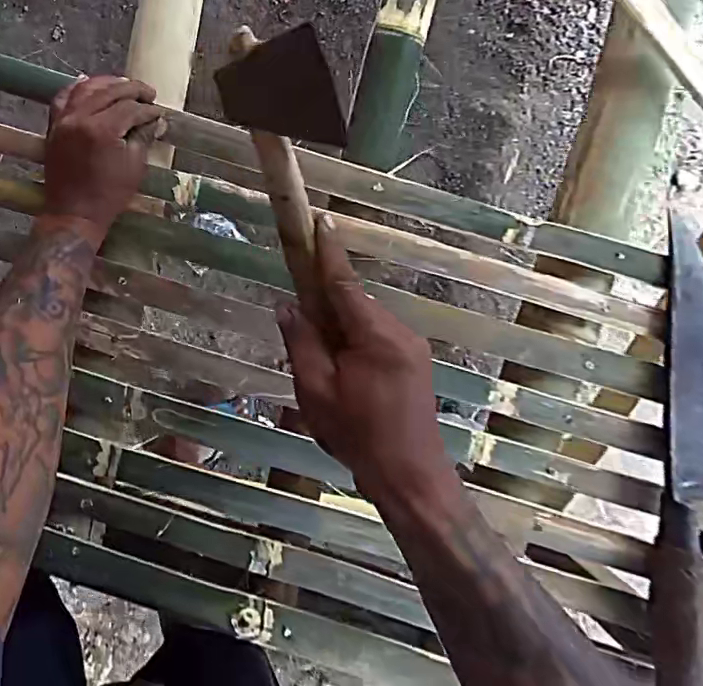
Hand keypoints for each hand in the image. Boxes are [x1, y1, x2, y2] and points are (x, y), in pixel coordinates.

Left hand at [41, 75, 161, 242]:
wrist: (74, 214)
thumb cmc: (109, 195)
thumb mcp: (135, 166)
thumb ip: (143, 136)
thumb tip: (153, 119)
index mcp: (102, 130)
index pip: (130, 108)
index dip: (147, 109)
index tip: (158, 113)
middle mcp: (80, 119)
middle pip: (109, 91)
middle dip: (132, 90)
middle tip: (148, 95)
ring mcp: (63, 121)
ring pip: (85, 89)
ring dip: (107, 83)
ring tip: (124, 86)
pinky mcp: (53, 127)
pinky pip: (63, 98)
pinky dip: (77, 89)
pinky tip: (89, 83)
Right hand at [277, 214, 450, 497]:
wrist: (413, 481)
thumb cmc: (359, 437)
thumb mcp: (316, 390)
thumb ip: (302, 342)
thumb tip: (287, 305)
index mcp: (376, 336)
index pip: (344, 283)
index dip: (328, 252)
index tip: (320, 221)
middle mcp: (399, 332)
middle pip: (353, 302)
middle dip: (324, 304)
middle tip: (299, 324)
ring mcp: (412, 347)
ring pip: (364, 320)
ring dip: (339, 327)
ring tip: (321, 364)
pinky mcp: (415, 361)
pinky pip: (376, 336)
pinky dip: (354, 340)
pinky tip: (342, 371)